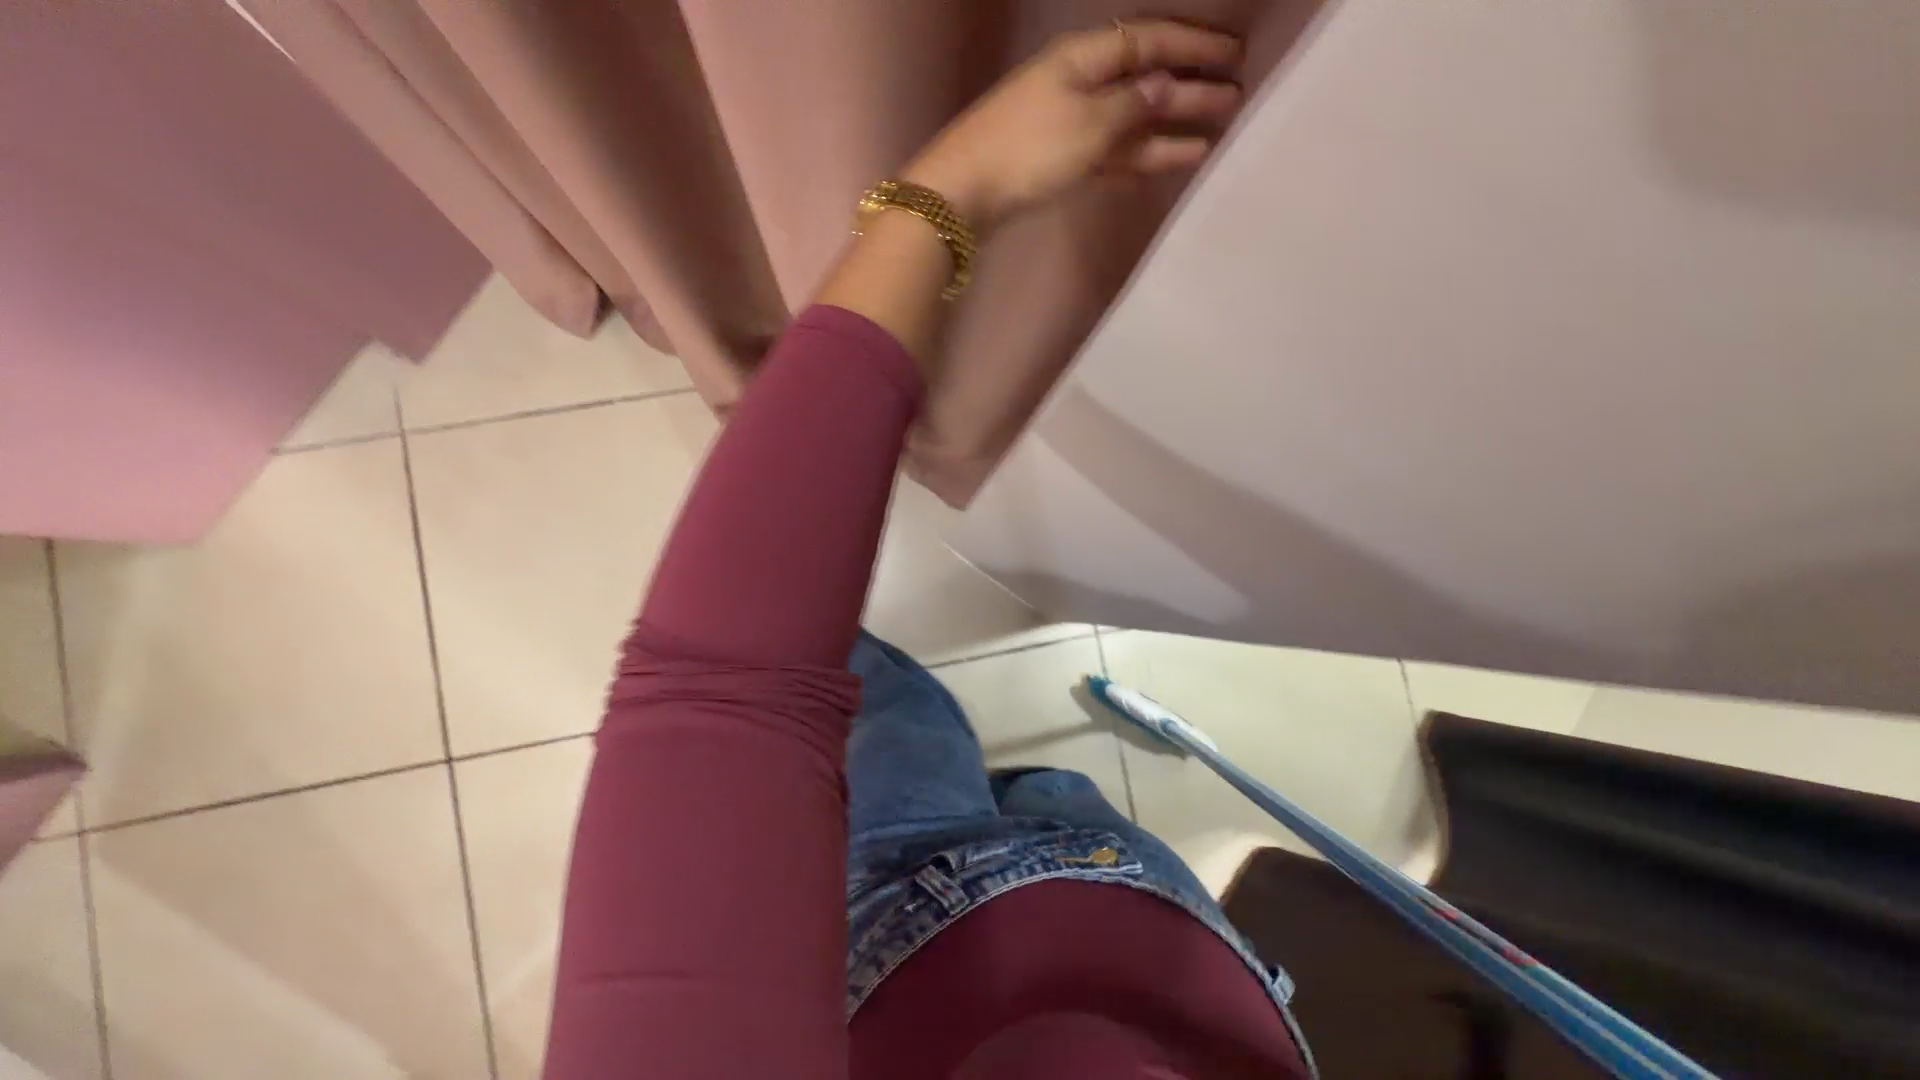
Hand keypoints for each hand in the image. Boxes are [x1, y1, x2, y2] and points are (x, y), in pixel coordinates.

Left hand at [903, 19, 1244, 232]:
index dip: (1194, 43)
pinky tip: (1174, 159)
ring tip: (1217, 133)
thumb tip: (1166, 84)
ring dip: (1173, 125)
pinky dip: (1144, 154)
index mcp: (1084, 58)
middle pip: (1144, 79)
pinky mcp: (1061, 162)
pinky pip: (1114, 151)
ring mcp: (1070, 125)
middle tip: (1236, 96)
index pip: (1149, 39)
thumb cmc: (1028, 149)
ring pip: (1132, 120)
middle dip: (1190, 86)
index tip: (1235, 51)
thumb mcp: (1089, 123)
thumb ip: (1134, 104)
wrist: (963, 195)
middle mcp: (1079, 84)